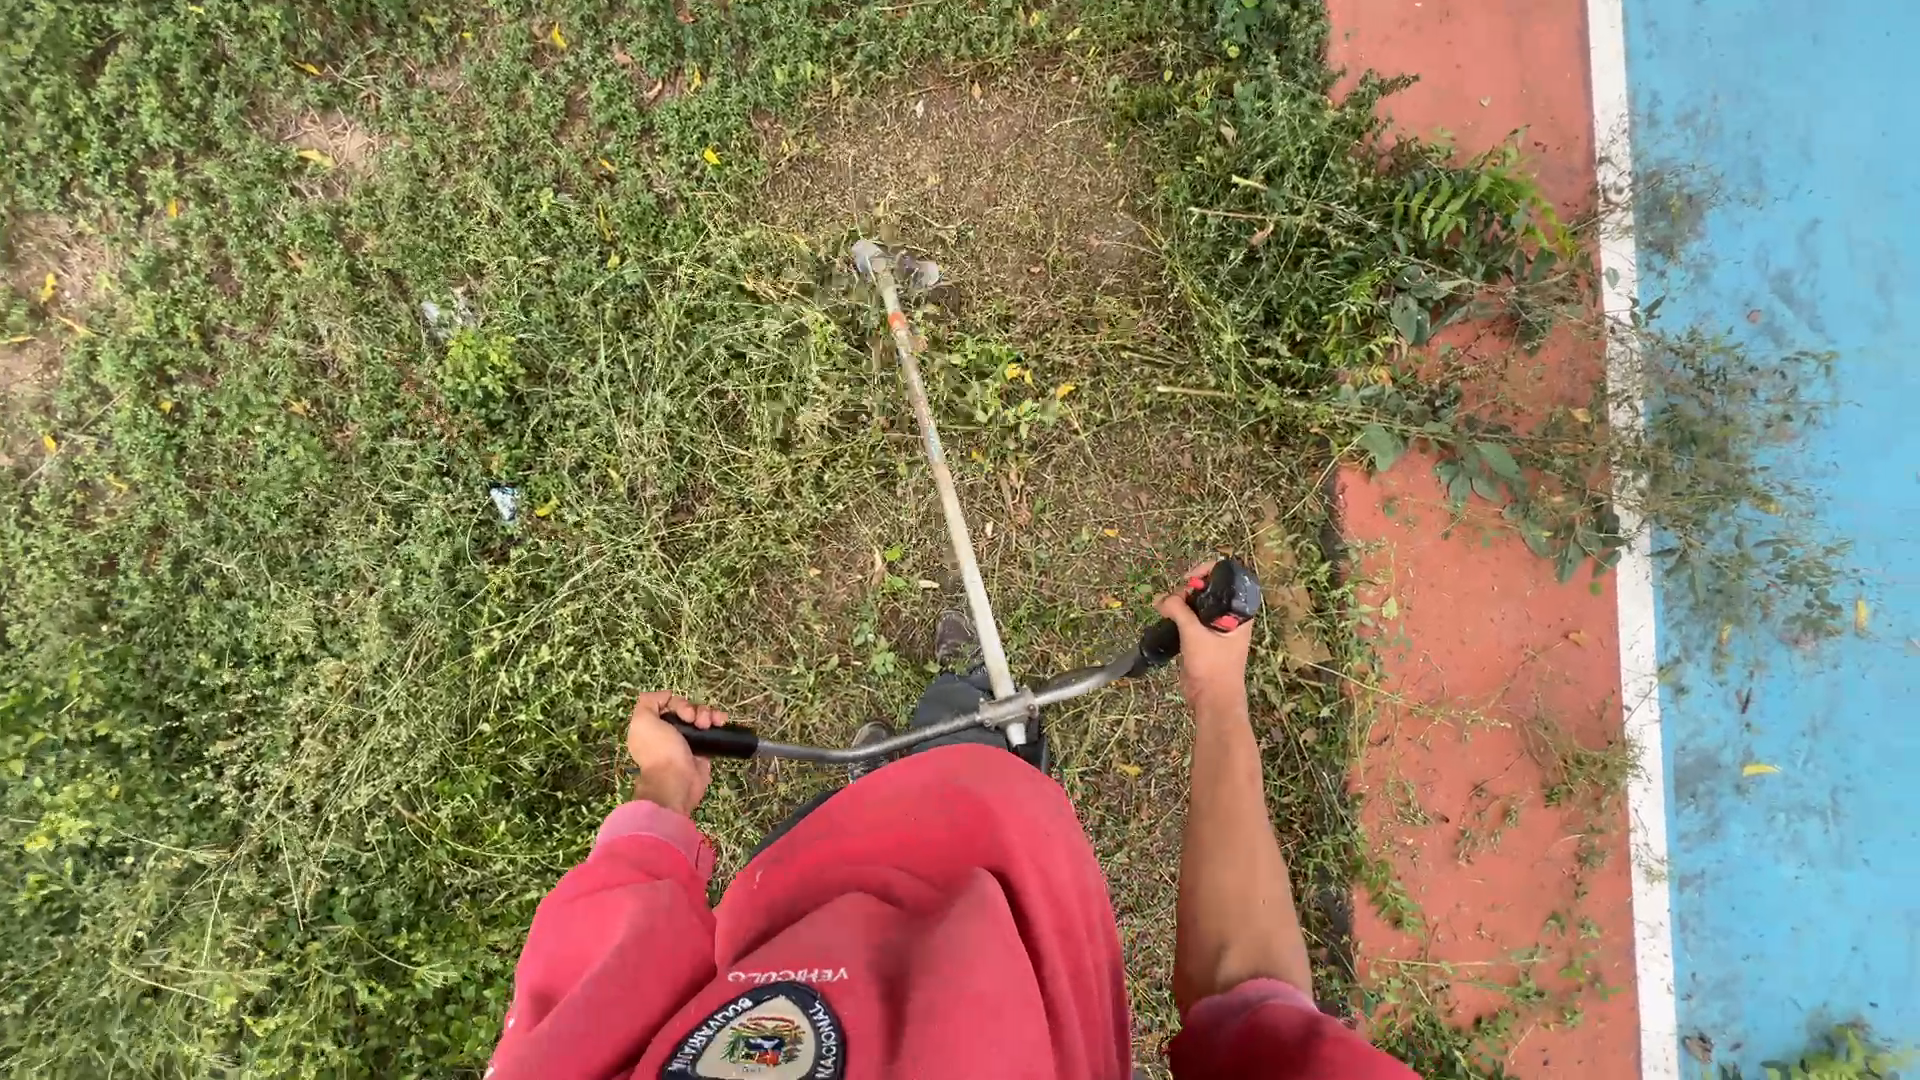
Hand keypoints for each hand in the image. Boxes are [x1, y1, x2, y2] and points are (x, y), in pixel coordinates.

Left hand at [626, 691, 728, 814]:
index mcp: (653, 725)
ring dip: (708, 714)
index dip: (678, 704)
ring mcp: (687, 739)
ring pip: (700, 715)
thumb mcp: (642, 721)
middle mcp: (669, 731)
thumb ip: (648, 702)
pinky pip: (712, 727)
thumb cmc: (659, 749)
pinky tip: (721, 722)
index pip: (669, 703)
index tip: (683, 714)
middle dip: (695, 709)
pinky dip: (717, 721)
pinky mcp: (703, 746)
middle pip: (686, 708)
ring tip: (709, 725)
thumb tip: (666, 695)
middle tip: (695, 721)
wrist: (677, 779)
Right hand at [1153, 562, 1252, 712]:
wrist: (1211, 698)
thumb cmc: (1212, 665)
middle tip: (1174, 598)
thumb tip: (1161, 599)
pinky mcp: (1202, 638)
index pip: (1226, 579)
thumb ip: (1178, 610)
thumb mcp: (1194, 633)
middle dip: (1188, 589)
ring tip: (1165, 608)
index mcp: (1237, 612)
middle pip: (1207, 590)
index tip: (1188, 579)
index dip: (1207, 572)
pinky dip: (1177, 614)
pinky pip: (1189, 618)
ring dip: (1179, 602)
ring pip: (1196, 604)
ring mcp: (1215, 627)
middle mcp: (1228, 616)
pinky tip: (1164, 615)